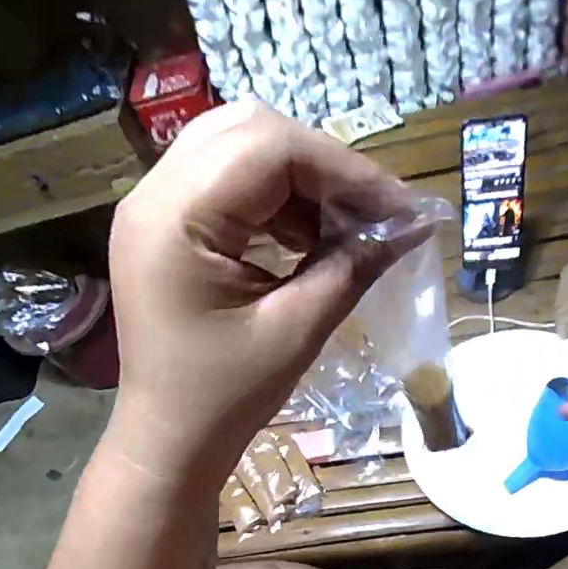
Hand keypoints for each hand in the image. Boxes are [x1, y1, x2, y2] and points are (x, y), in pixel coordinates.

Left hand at [103, 103, 422, 485]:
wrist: (171, 438)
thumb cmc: (227, 397)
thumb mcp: (297, 331)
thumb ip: (353, 267)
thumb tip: (414, 225)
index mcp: (174, 219)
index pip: (270, 146)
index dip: (345, 169)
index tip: (399, 210)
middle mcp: (154, 194)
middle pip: (253, 130)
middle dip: (326, 166)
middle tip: (374, 215)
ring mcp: (156, 205)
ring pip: (243, 148)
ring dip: (305, 180)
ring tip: (345, 229)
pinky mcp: (169, 223)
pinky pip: (232, 181)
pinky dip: (281, 198)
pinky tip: (308, 238)